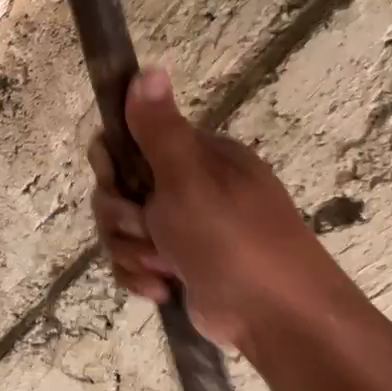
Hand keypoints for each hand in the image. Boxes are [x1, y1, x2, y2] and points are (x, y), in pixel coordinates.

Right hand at [90, 69, 350, 351]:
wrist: (279, 320)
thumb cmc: (236, 241)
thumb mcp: (190, 180)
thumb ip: (159, 130)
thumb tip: (147, 69)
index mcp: (197, 159)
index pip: (125, 145)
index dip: (112, 167)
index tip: (125, 183)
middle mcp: (188, 189)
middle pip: (113, 192)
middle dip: (121, 219)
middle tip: (150, 230)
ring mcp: (182, 230)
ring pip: (117, 231)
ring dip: (132, 253)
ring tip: (165, 267)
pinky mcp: (176, 266)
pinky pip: (130, 264)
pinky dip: (140, 278)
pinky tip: (164, 288)